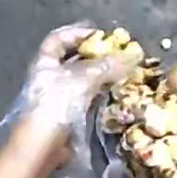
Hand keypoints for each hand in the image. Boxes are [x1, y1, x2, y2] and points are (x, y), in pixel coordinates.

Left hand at [6, 25, 133, 168]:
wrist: (44, 145)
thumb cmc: (57, 104)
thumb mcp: (83, 79)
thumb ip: (107, 66)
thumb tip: (133, 55)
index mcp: (45, 62)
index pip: (59, 38)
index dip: (77, 32)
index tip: (99, 34)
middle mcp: (50, 77)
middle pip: (72, 59)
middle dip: (94, 54)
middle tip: (116, 52)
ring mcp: (58, 96)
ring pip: (81, 79)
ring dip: (100, 73)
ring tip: (121, 69)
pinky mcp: (68, 114)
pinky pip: (87, 96)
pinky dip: (100, 91)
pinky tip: (115, 90)